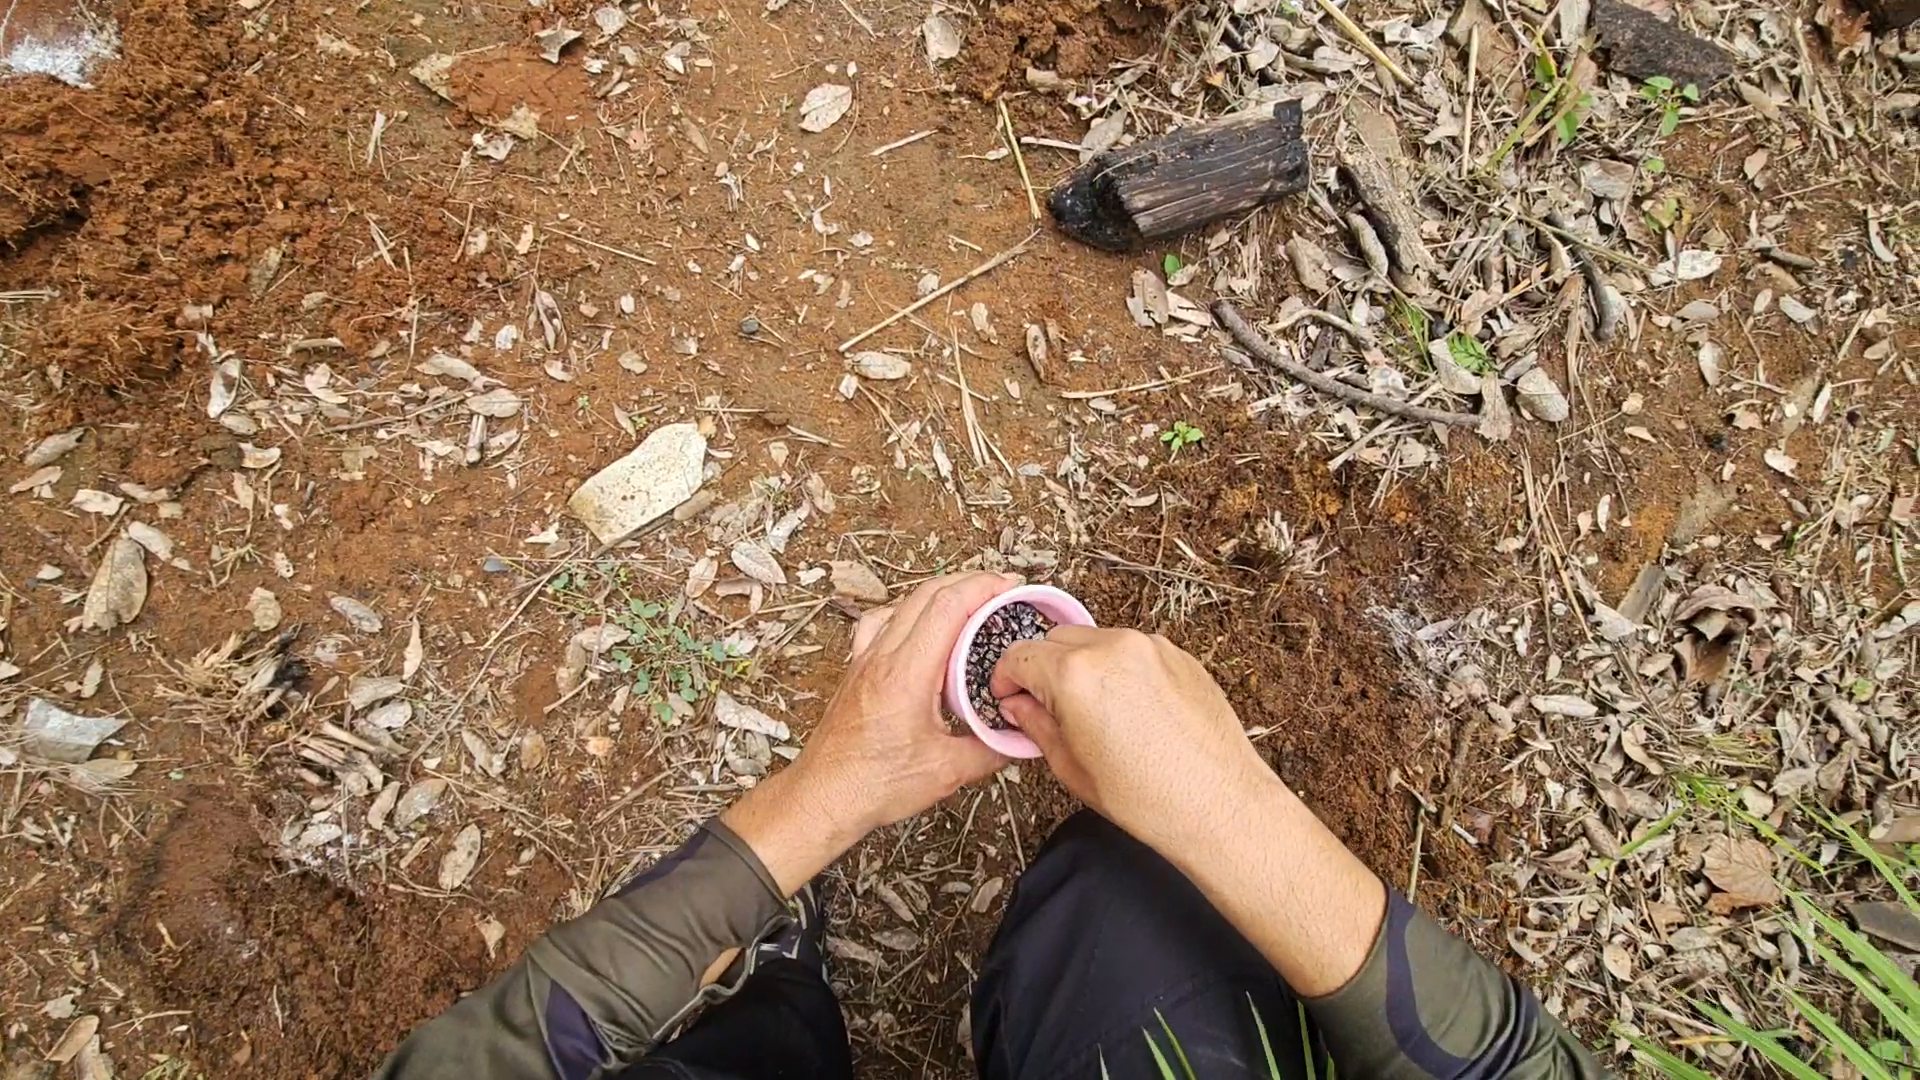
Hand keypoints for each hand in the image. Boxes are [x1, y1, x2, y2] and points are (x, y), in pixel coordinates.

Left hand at [723, 572, 1016, 893]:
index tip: (1010, 584)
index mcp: (907, 674)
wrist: (822, 797)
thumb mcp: (947, 771)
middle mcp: (883, 657)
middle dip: (968, 582)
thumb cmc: (872, 785)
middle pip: (927, 594)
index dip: (982, 586)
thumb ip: (992, 750)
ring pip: (903, 603)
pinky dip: (907, 612)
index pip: (947, 607)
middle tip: (999, 589)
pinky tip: (919, 626)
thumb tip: (1022, 736)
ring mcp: (865, 659)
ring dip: (939, 593)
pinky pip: (880, 622)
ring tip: (967, 601)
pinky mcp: (857, 669)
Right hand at [989, 626, 1267, 854]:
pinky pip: (1130, 648)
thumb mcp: (1071, 767)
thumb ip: (1036, 725)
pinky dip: (1118, 667)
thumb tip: (1017, 705)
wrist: (1220, 806)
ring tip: (1093, 708)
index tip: (1008, 696)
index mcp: (1074, 675)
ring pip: (1093, 640)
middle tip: (1046, 705)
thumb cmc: (1146, 797)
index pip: (1020, 655)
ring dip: (1080, 664)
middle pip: (1054, 640)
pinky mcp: (1176, 653)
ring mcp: (1148, 646)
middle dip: (1042, 668)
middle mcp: (1110, 647)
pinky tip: (1130, 707)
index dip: (1005, 677)